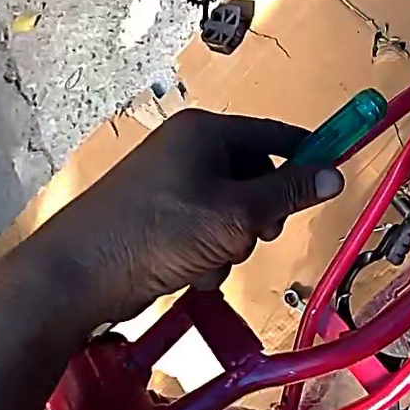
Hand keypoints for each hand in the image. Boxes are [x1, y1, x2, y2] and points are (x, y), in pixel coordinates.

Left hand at [20, 109, 343, 327]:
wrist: (76, 277)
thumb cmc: (158, 233)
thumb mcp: (235, 214)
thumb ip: (288, 193)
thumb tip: (333, 173)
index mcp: (205, 133)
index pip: (273, 135)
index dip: (306, 154)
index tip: (331, 174)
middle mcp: (188, 150)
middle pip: (254, 176)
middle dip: (260, 214)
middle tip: (254, 235)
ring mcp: (171, 184)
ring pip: (233, 210)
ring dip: (233, 241)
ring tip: (211, 259)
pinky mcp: (160, 216)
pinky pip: (206, 228)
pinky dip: (209, 252)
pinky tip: (192, 270)